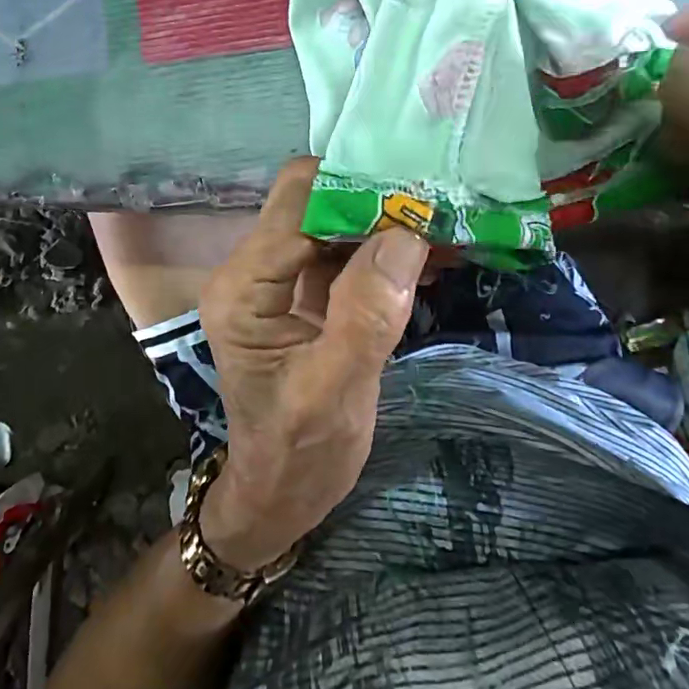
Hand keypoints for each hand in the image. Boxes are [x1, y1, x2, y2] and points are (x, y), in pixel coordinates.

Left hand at [194, 157, 428, 568]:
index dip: (357, 193)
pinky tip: (429, 258)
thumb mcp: (335, 392)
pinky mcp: (302, 295)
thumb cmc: (300, 455)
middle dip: (374, 200)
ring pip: (331, 223)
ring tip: (446, 226)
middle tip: (440, 204)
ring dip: (384, 223)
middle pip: (311, 204)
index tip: (422, 194)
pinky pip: (342, 254)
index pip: (296, 207)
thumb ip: (366, 315)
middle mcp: (251, 271)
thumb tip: (405, 234)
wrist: (280, 495)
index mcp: (242, 287)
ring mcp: (276, 281)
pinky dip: (382, 252)